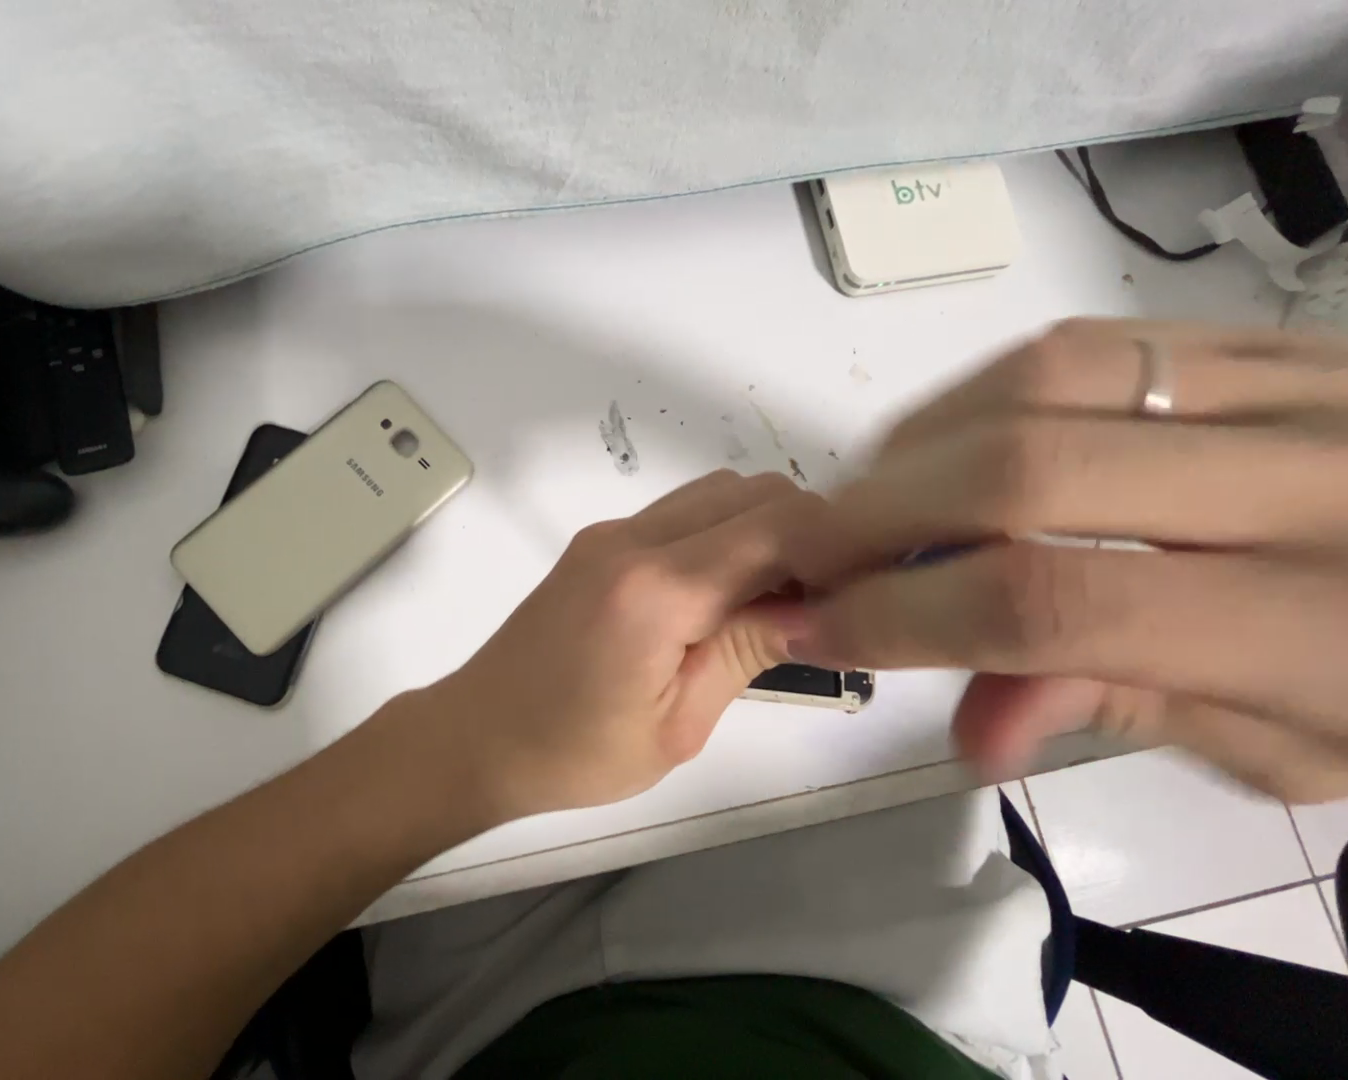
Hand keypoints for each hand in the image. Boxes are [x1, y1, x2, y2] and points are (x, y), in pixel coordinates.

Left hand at [422, 469, 819, 819]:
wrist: (477, 735)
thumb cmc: (574, 753)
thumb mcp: (678, 725)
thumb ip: (749, 650)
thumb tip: (823, 609)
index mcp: (656, 590)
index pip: (779, 525)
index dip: (842, 547)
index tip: (869, 593)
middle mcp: (632, 539)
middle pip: (756, 491)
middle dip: (810, 534)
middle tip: (825, 604)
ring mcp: (611, 533)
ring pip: (720, 492)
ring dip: (766, 530)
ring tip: (778, 604)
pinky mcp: (600, 542)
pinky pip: (683, 512)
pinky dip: (725, 534)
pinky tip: (728, 595)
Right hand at [789, 317, 1347, 802]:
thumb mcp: (1279, 753)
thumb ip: (1103, 712)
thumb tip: (964, 728)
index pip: (1063, 603)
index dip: (906, 615)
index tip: (820, 625)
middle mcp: (1341, 485)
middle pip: (1030, 470)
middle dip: (881, 517)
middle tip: (817, 556)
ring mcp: (1313, 385)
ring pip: (1045, 380)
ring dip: (916, 446)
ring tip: (869, 501)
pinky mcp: (1281, 336)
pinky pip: (1086, 341)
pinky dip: (976, 395)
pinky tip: (942, 446)